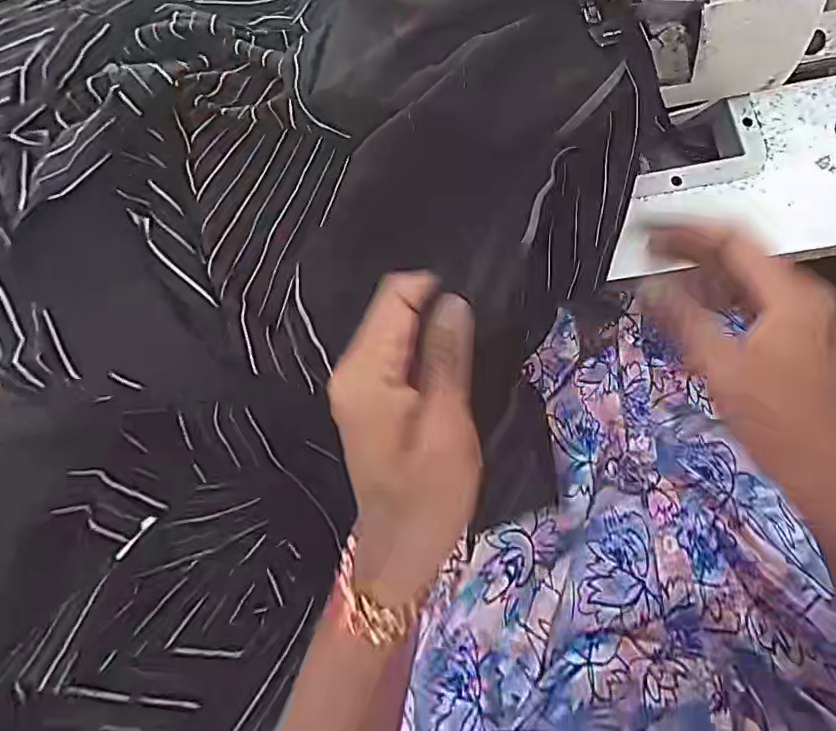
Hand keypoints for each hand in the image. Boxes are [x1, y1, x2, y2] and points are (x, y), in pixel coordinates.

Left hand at [328, 273, 480, 606]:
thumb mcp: (447, 422)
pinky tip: (455, 357)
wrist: (403, 551)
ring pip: (399, 325)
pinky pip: (400, 349)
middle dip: (437, 302)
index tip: (478, 296)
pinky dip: (428, 344)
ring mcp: (360, 383)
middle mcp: (352, 369)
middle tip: (482, 319)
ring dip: (435, 323)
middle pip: (394, 306)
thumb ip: (447, 355)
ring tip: (475, 335)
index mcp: (365, 373)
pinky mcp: (373, 395)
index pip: (395, 295)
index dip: (437, 285)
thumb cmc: (429, 494)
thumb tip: (454, 299)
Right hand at [642, 223, 835, 511]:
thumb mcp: (723, 370)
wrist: (831, 478)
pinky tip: (699, 308)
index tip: (652, 231)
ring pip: (747, 279)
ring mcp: (808, 317)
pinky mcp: (803, 337)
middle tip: (653, 250)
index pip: (731, 240)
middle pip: (740, 254)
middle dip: (692, 250)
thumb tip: (653, 292)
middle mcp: (805, 299)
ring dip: (706, 275)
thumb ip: (683, 321)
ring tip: (668, 276)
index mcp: (792, 295)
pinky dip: (724, 298)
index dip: (685, 231)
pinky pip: (756, 301)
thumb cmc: (789, 431)